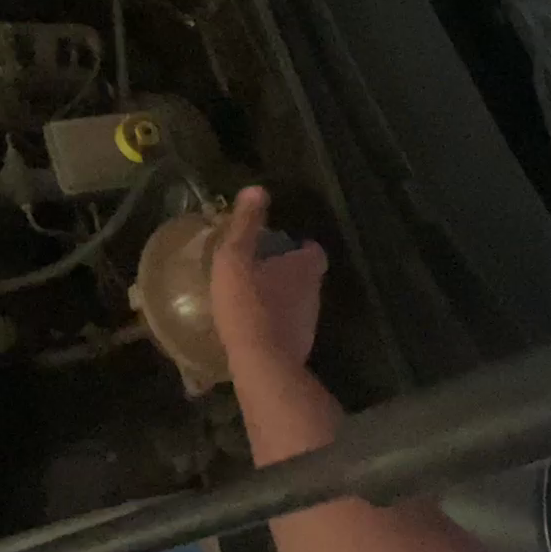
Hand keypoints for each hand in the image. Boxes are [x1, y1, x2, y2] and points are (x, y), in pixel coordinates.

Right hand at [211, 187, 326, 372]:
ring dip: (282, 298)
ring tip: (254, 297)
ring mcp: (309, 322)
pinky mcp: (300, 347)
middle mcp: (314, 292)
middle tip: (261, 269)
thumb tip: (257, 188)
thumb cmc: (247, 303)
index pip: (313, 251)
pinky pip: (289, 327)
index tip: (280, 246)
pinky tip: (254, 327)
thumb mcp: (236, 257)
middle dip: (289, 271)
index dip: (300, 247)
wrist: (262, 363)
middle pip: (307, 276)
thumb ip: (246, 225)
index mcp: (303, 267)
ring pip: (299, 302)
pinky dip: (276, 323)